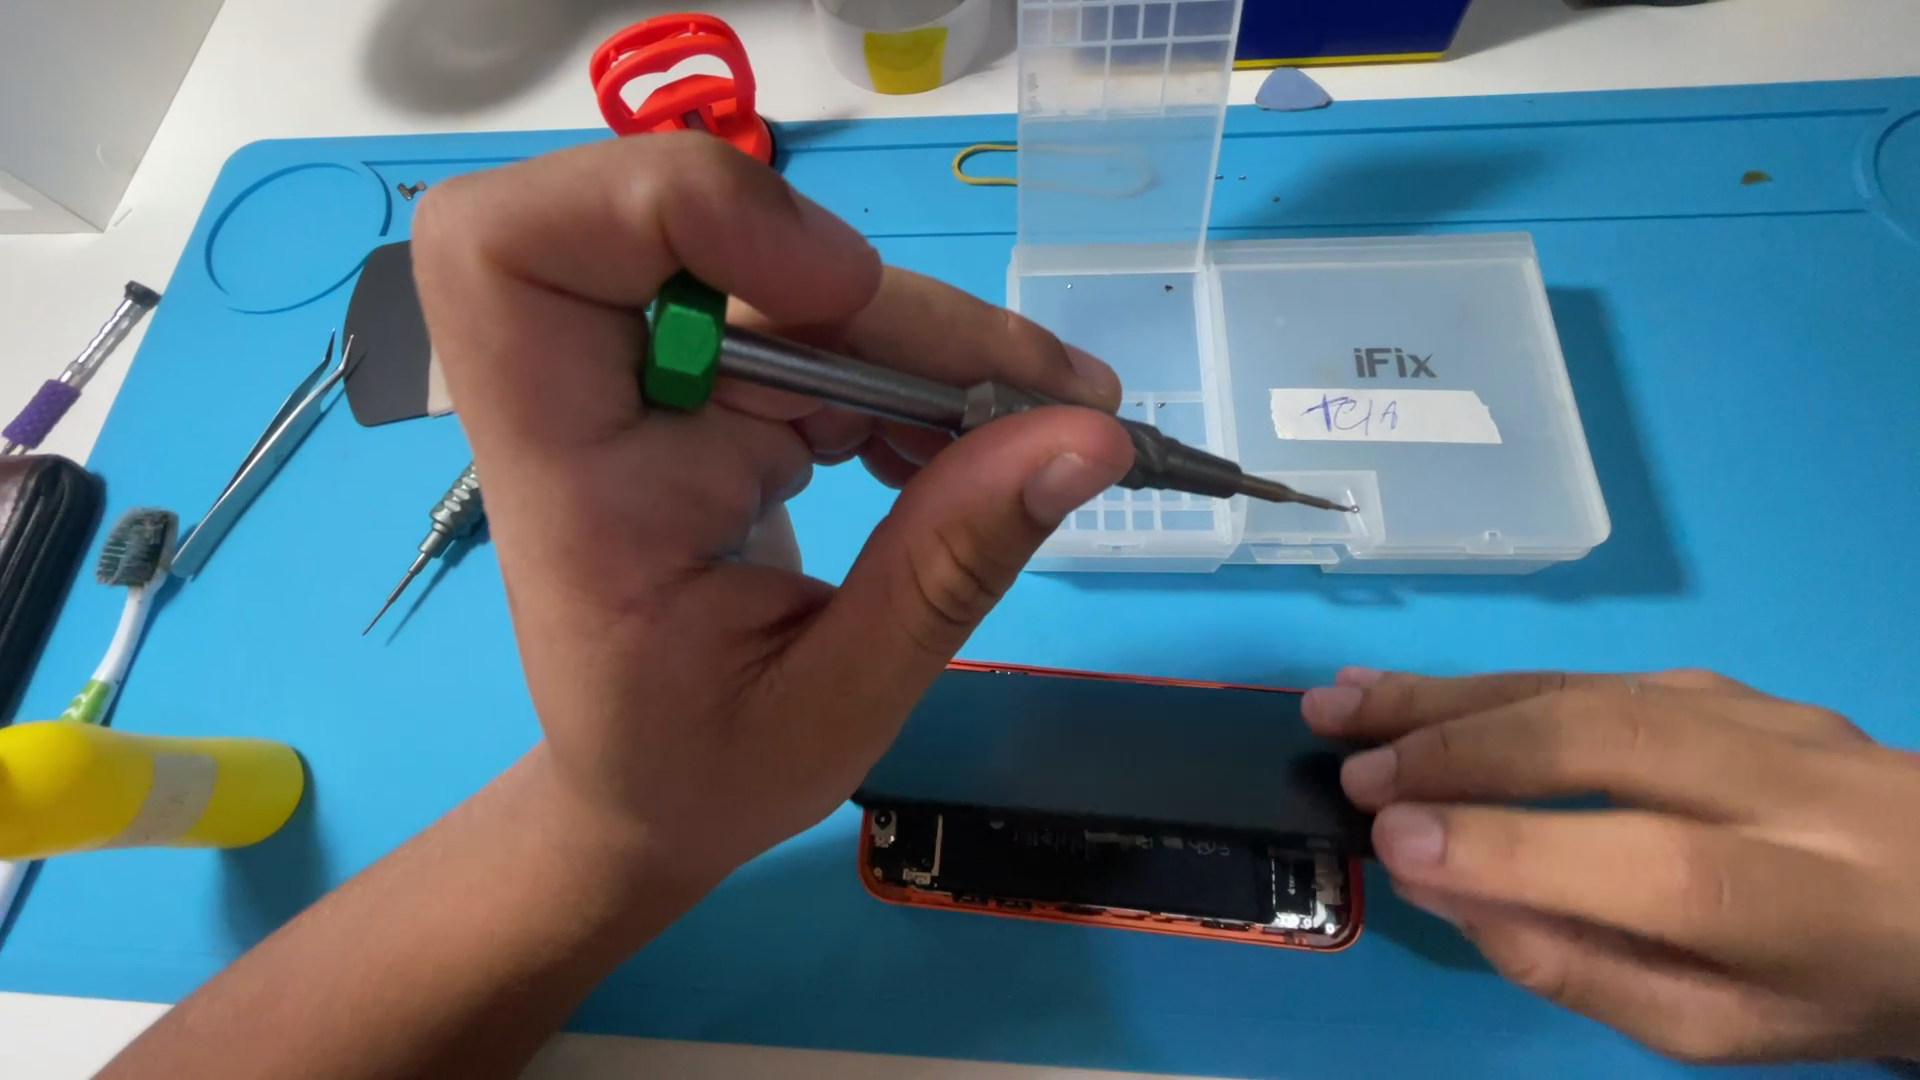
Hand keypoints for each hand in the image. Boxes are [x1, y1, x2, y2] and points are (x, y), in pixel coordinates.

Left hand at [411, 134, 1132, 886]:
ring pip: (804, 293)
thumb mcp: (839, 702)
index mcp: (575, 486)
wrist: (654, 792)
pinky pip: (831, 341)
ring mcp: (668, 393)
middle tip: (1050, 396)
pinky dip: (919, 378)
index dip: (672, 212)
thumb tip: (1086, 441)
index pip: (514, 251)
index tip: (834, 292)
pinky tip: (976, 445)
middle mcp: (602, 407)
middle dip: (901, 318)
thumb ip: (950, 569)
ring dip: (934, 348)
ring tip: (1043, 423)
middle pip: (735, 260)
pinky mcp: (724, 400)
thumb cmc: (707, 772)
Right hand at [1304, 668, 1919, 1062]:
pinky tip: (1398, 689)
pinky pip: (1570, 673)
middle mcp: (1799, 787)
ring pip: (1571, 686)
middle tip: (1352, 768)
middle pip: (1604, 740)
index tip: (1388, 841)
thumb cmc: (1825, 984)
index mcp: (1821, 908)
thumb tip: (1429, 881)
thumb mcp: (1709, 1025)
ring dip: (1437, 695)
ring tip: (1338, 702)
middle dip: (1456, 749)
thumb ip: (1569, 963)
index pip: (1660, 869)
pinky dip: (1468, 682)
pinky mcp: (1708, 680)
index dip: (1511, 850)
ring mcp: (1754, 713)